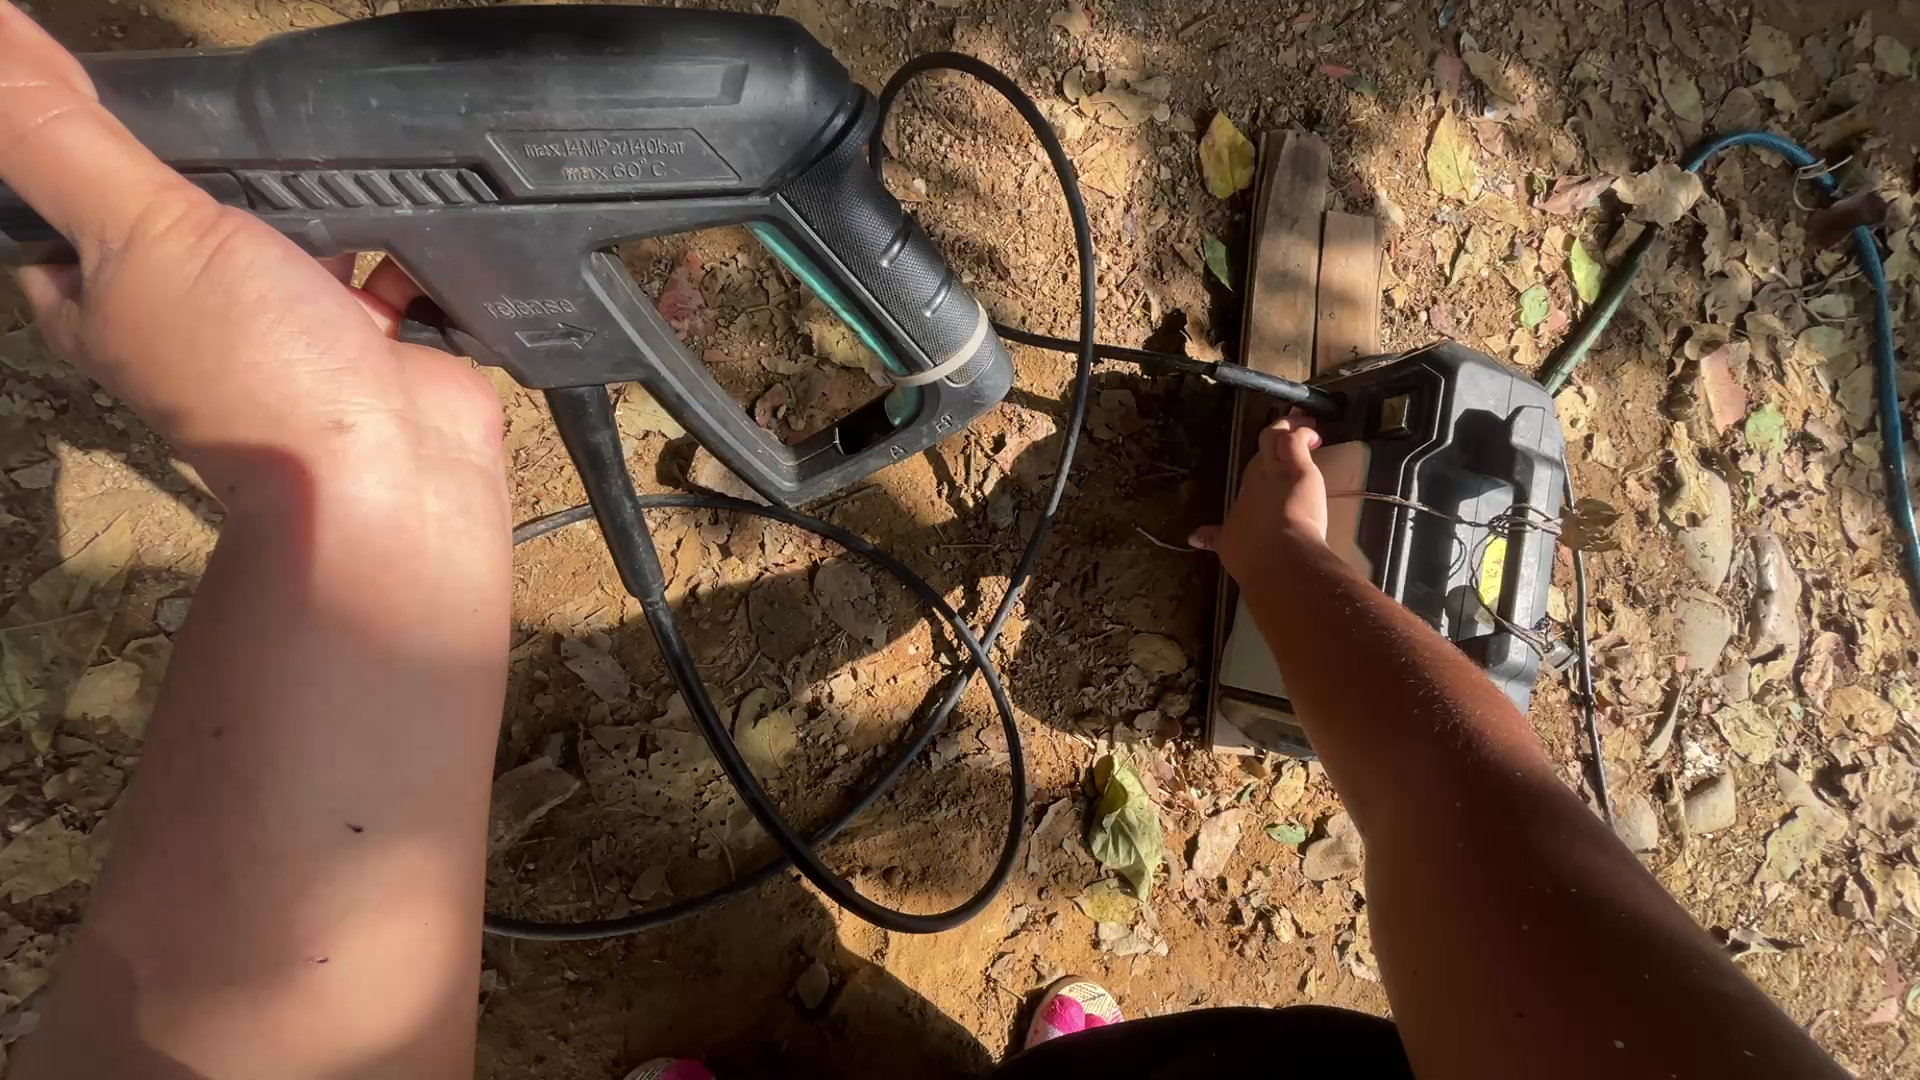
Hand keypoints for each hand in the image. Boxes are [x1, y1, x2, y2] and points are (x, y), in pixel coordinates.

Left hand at [0, 4, 501, 508]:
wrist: (396, 464)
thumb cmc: (259, 360)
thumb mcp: (140, 232)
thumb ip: (58, 133)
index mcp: (113, 294)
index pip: (70, 203)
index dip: (83, 141)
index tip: (127, 96)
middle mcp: (206, 312)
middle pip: (200, 213)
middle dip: (231, 169)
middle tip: (264, 115)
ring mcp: (305, 330)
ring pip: (303, 242)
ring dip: (329, 205)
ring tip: (356, 150)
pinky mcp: (386, 342)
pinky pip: (389, 277)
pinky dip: (404, 252)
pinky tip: (420, 217)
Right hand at [1189, 409, 1327, 576]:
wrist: (1276, 555)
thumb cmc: (1252, 553)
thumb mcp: (1227, 544)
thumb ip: (1212, 538)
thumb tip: (1193, 537)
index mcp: (1243, 493)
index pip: (1253, 469)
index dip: (1265, 462)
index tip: (1273, 461)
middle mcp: (1256, 475)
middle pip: (1263, 444)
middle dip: (1276, 434)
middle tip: (1291, 428)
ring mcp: (1275, 469)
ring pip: (1277, 435)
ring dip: (1291, 426)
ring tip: (1305, 423)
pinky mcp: (1298, 468)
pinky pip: (1295, 440)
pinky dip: (1304, 433)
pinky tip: (1313, 436)